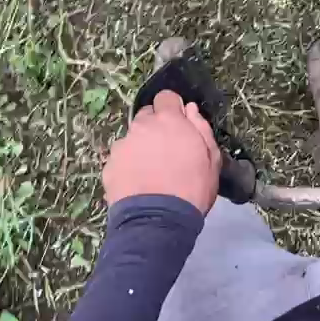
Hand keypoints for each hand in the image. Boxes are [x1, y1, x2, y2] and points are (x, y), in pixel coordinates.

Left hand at [103, 89, 221, 212]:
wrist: (158, 223)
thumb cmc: (192, 189)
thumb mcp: (211, 159)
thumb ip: (201, 129)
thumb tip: (190, 110)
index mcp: (168, 120)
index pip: (165, 97)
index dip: (173, 109)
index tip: (179, 124)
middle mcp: (142, 127)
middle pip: (147, 116)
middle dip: (156, 127)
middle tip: (166, 151)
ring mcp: (122, 146)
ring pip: (133, 138)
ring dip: (141, 147)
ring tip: (151, 172)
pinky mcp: (109, 166)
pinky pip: (121, 159)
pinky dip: (128, 166)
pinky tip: (138, 184)